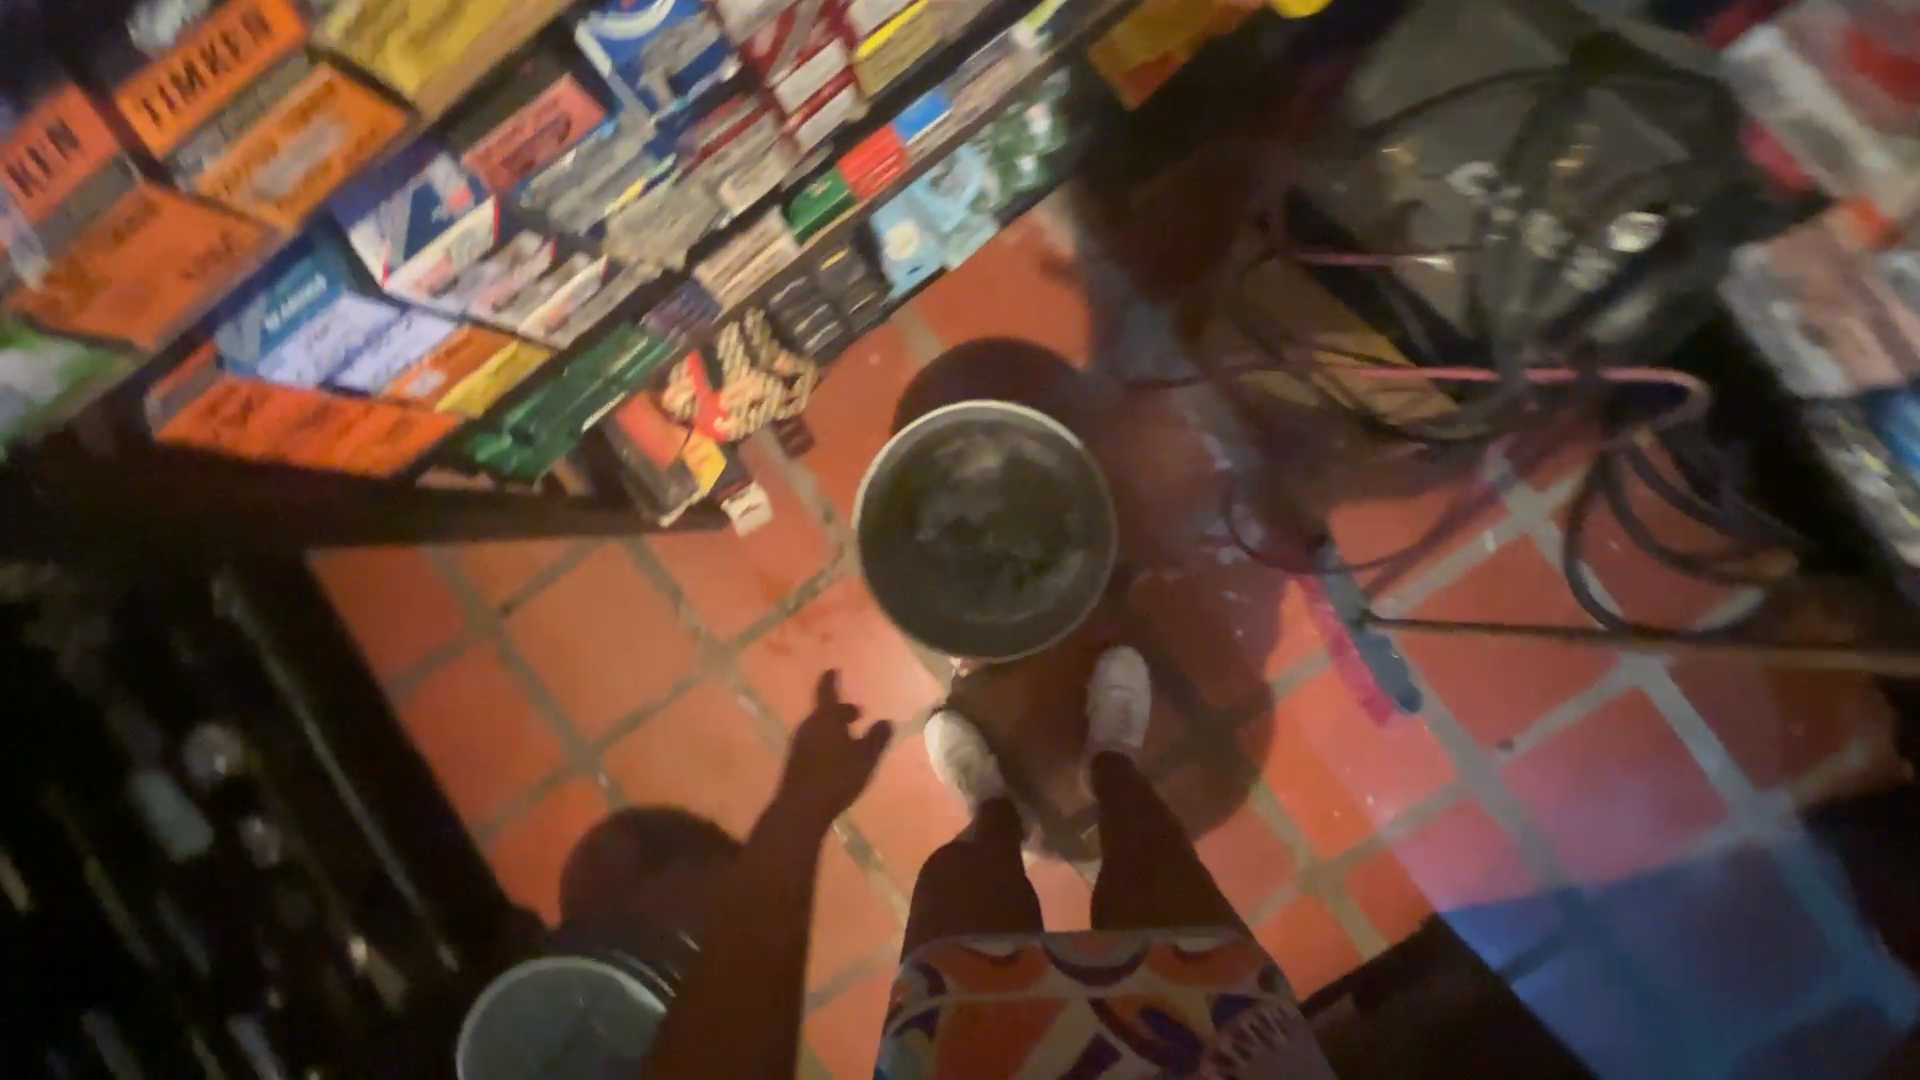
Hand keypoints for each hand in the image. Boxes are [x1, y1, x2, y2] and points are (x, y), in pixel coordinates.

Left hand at [774, 671, 892, 831]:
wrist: (800, 808)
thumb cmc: (837, 777)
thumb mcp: (866, 758)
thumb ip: (878, 738)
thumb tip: (887, 721)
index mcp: (826, 718)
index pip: (827, 691)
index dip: (831, 679)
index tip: (834, 670)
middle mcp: (809, 725)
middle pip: (825, 711)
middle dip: (841, 711)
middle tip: (857, 714)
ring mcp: (799, 743)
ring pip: (819, 727)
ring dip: (834, 727)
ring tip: (851, 737)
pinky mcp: (795, 761)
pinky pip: (813, 741)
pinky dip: (826, 741)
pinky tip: (837, 756)